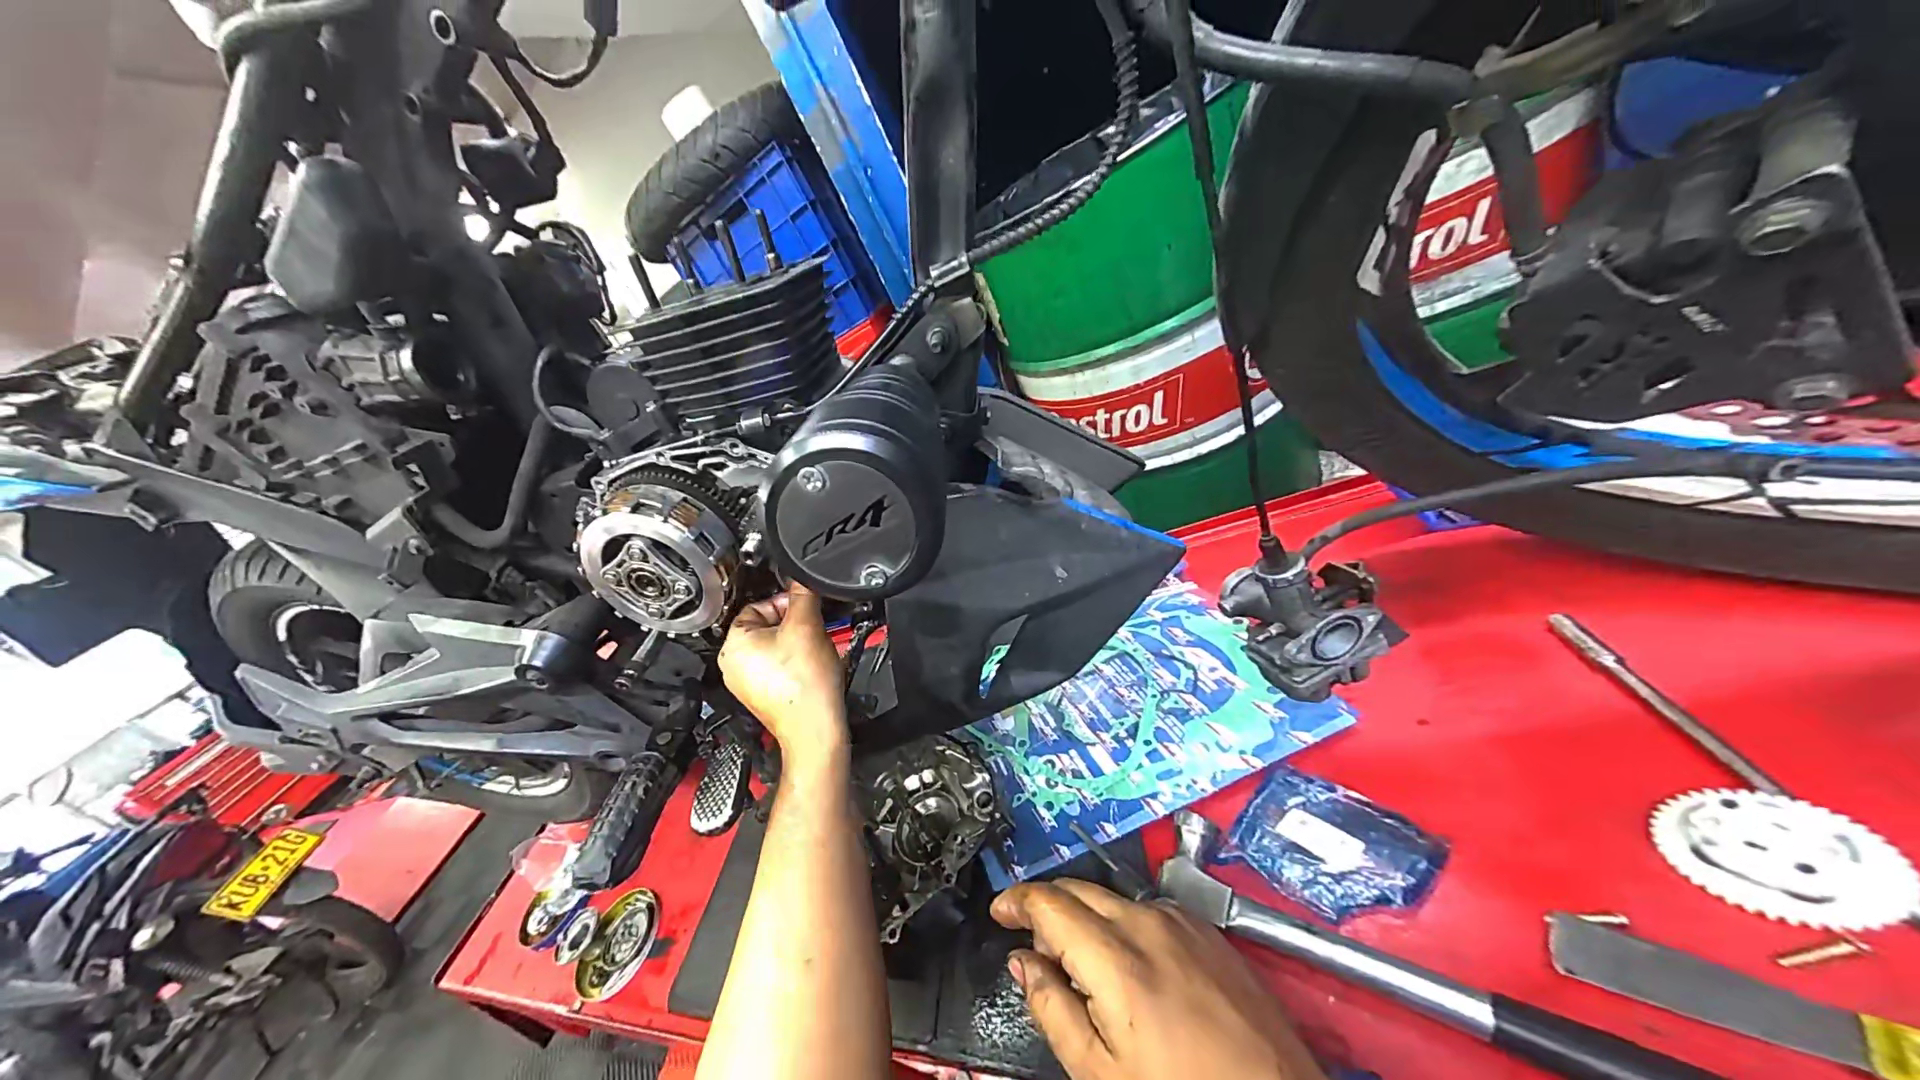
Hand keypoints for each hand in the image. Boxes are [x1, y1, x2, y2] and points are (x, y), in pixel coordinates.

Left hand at [718, 584, 848, 772]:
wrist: (815, 727)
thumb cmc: (805, 686)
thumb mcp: (807, 624)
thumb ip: (803, 592)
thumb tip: (803, 575)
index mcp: (732, 643)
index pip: (758, 604)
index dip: (786, 603)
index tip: (806, 609)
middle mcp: (732, 664)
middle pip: (766, 624)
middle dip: (793, 623)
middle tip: (812, 631)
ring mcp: (745, 683)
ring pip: (774, 646)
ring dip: (797, 642)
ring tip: (812, 652)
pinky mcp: (762, 695)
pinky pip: (777, 666)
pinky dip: (795, 663)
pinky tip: (810, 669)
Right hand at [992, 880, 1326, 1079]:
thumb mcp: (1100, 1073)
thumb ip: (1052, 1008)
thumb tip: (1024, 963)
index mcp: (1117, 959)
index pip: (1050, 903)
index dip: (1016, 901)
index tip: (1000, 912)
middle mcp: (1149, 924)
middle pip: (1078, 890)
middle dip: (1046, 907)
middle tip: (1033, 945)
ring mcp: (1182, 922)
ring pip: (1112, 898)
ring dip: (1085, 916)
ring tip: (1083, 966)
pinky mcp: (1207, 930)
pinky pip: (1148, 910)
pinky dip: (1122, 923)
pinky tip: (1129, 966)